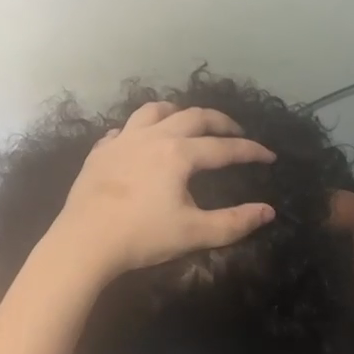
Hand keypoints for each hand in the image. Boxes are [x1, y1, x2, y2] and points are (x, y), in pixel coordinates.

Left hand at [47, 102, 276, 277]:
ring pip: (154, 111)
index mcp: (179, 154)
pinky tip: (140, 140)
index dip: (250, 151)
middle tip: (235, 132)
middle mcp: (152, 137)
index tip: (269, 156)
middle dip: (219, 121)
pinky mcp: (100, 152)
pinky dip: (139, 129)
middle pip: (193, 116)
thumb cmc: (141, 237)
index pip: (224, 147)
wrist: (84, 241)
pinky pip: (123, 129)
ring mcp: (122, 140)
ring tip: (188, 121)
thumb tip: (268, 212)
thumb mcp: (194, 234)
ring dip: (177, 112)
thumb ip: (234, 222)